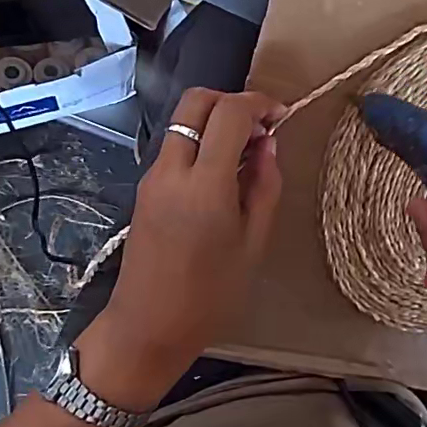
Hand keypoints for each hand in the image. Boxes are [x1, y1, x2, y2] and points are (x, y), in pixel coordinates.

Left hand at [78, 89, 285, 409]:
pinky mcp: (145, 188)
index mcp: (205, 185)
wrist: (148, 326)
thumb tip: (268, 144)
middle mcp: (172, 170)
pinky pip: (175, 146)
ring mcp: (153, 177)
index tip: (280, 116)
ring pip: (183, 121)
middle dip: (231, 100)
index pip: (229, 113)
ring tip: (245, 152)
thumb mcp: (253, 242)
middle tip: (259, 126)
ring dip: (215, 121)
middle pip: (196, 101)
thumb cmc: (210, 294)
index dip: (260, 104)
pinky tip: (223, 171)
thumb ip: (265, 185)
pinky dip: (201, 141)